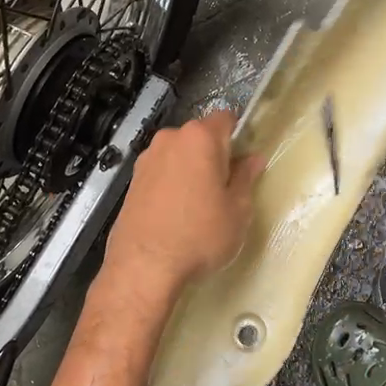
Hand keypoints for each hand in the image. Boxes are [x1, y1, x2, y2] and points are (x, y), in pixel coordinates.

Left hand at [103, 111, 261, 289]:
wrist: (143, 267)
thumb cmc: (199, 236)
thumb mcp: (237, 210)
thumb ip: (247, 178)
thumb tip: (252, 159)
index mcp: (200, 138)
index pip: (227, 118)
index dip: (239, 136)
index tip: (244, 162)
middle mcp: (170, 139)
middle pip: (201, 136)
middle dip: (215, 154)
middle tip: (226, 188)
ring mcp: (147, 158)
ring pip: (180, 154)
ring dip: (192, 169)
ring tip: (199, 205)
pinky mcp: (133, 180)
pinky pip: (162, 171)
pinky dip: (173, 183)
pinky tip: (177, 213)